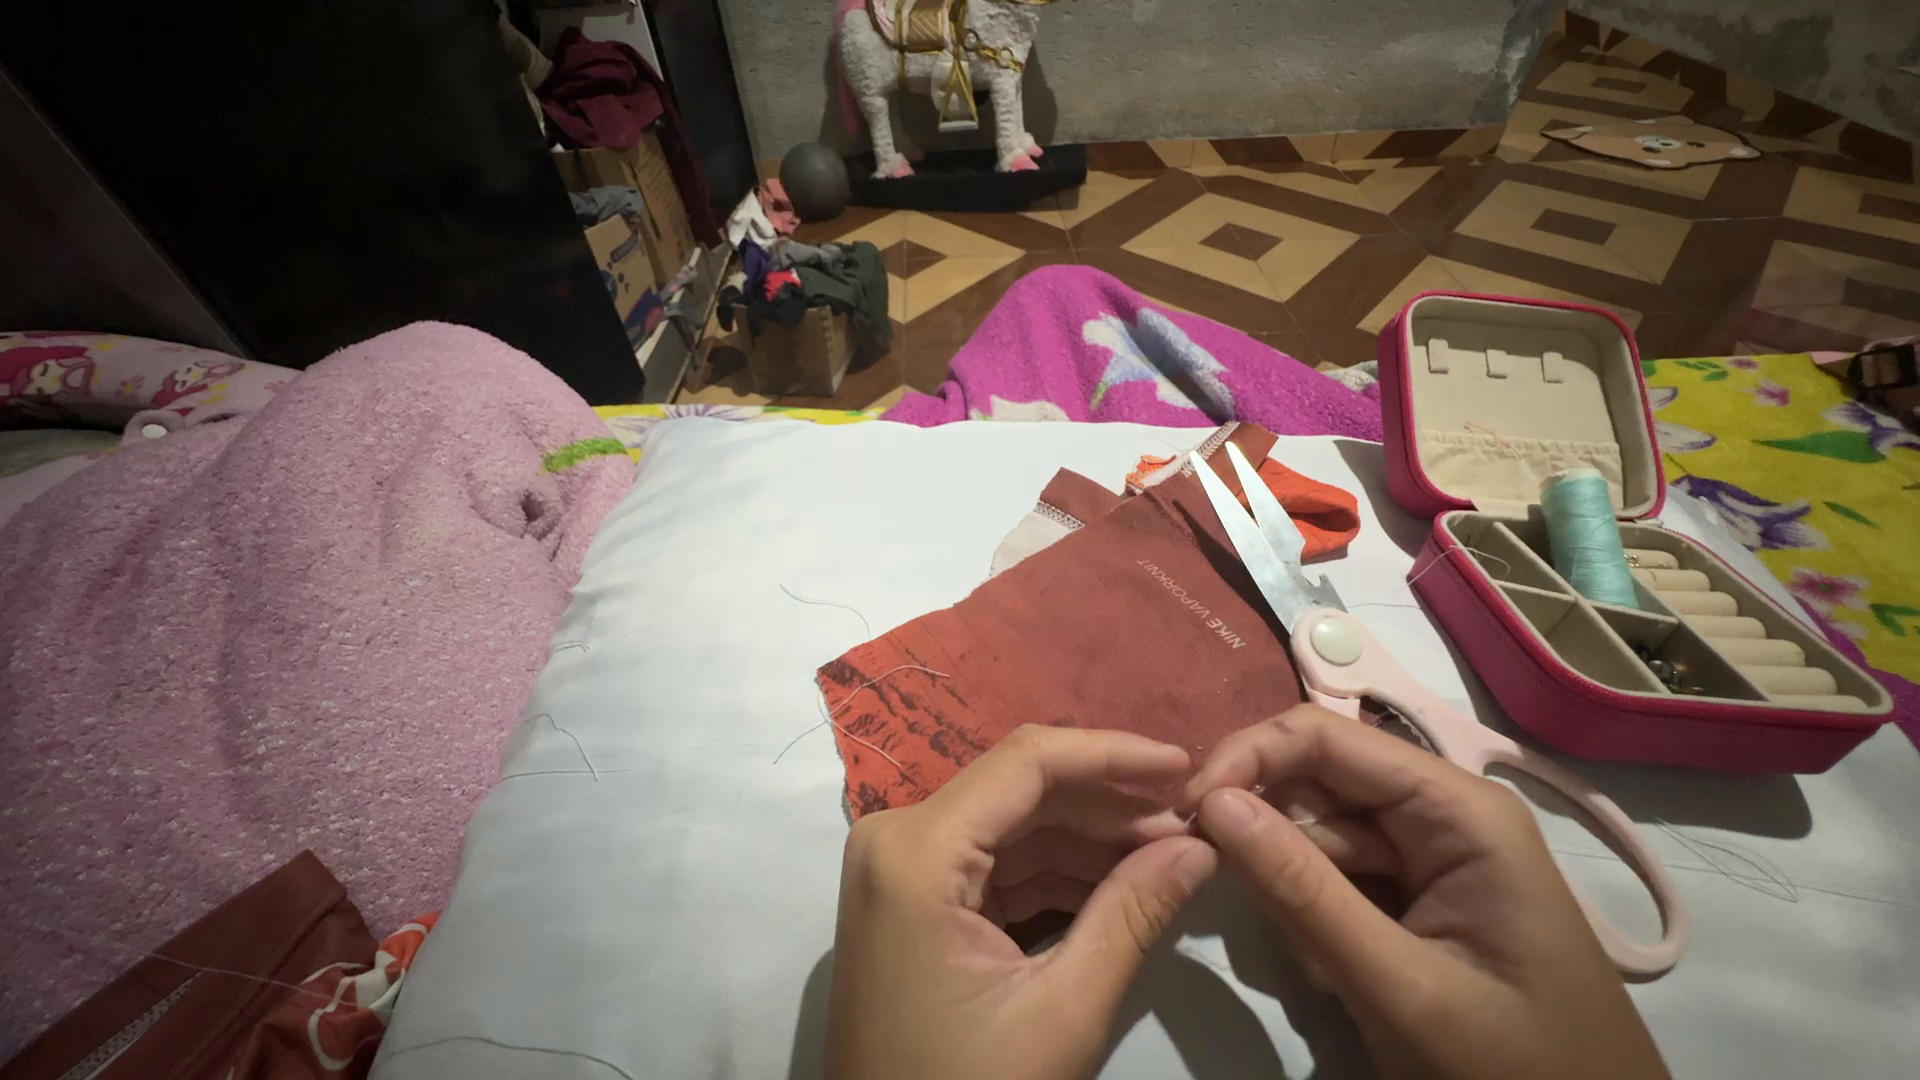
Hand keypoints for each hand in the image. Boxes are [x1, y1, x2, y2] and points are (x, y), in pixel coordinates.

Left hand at [823, 725, 1217, 1079]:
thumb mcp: (1060, 1013)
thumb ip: (1131, 917)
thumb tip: (1199, 845)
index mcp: (917, 849)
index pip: (1026, 763)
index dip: (1111, 754)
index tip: (1183, 764)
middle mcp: (900, 835)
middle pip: (1022, 791)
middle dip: (1108, 806)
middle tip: (1189, 822)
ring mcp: (904, 865)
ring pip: (1015, 825)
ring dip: (1091, 840)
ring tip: (1169, 853)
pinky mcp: (917, 895)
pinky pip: (998, 863)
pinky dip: (1059, 872)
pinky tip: (1121, 882)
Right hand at [1186, 705, 1669, 1079]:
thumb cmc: (1516, 1074)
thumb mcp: (1400, 988)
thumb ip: (1301, 891)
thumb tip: (1209, 803)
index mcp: (1456, 808)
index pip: (1324, 736)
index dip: (1247, 757)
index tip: (1187, 811)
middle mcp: (1440, 809)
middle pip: (1314, 778)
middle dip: (1264, 826)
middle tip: (1216, 881)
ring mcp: (1426, 849)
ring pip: (1314, 828)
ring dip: (1288, 882)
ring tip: (1313, 963)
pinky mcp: (1412, 888)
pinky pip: (1332, 870)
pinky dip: (1310, 910)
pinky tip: (1331, 970)